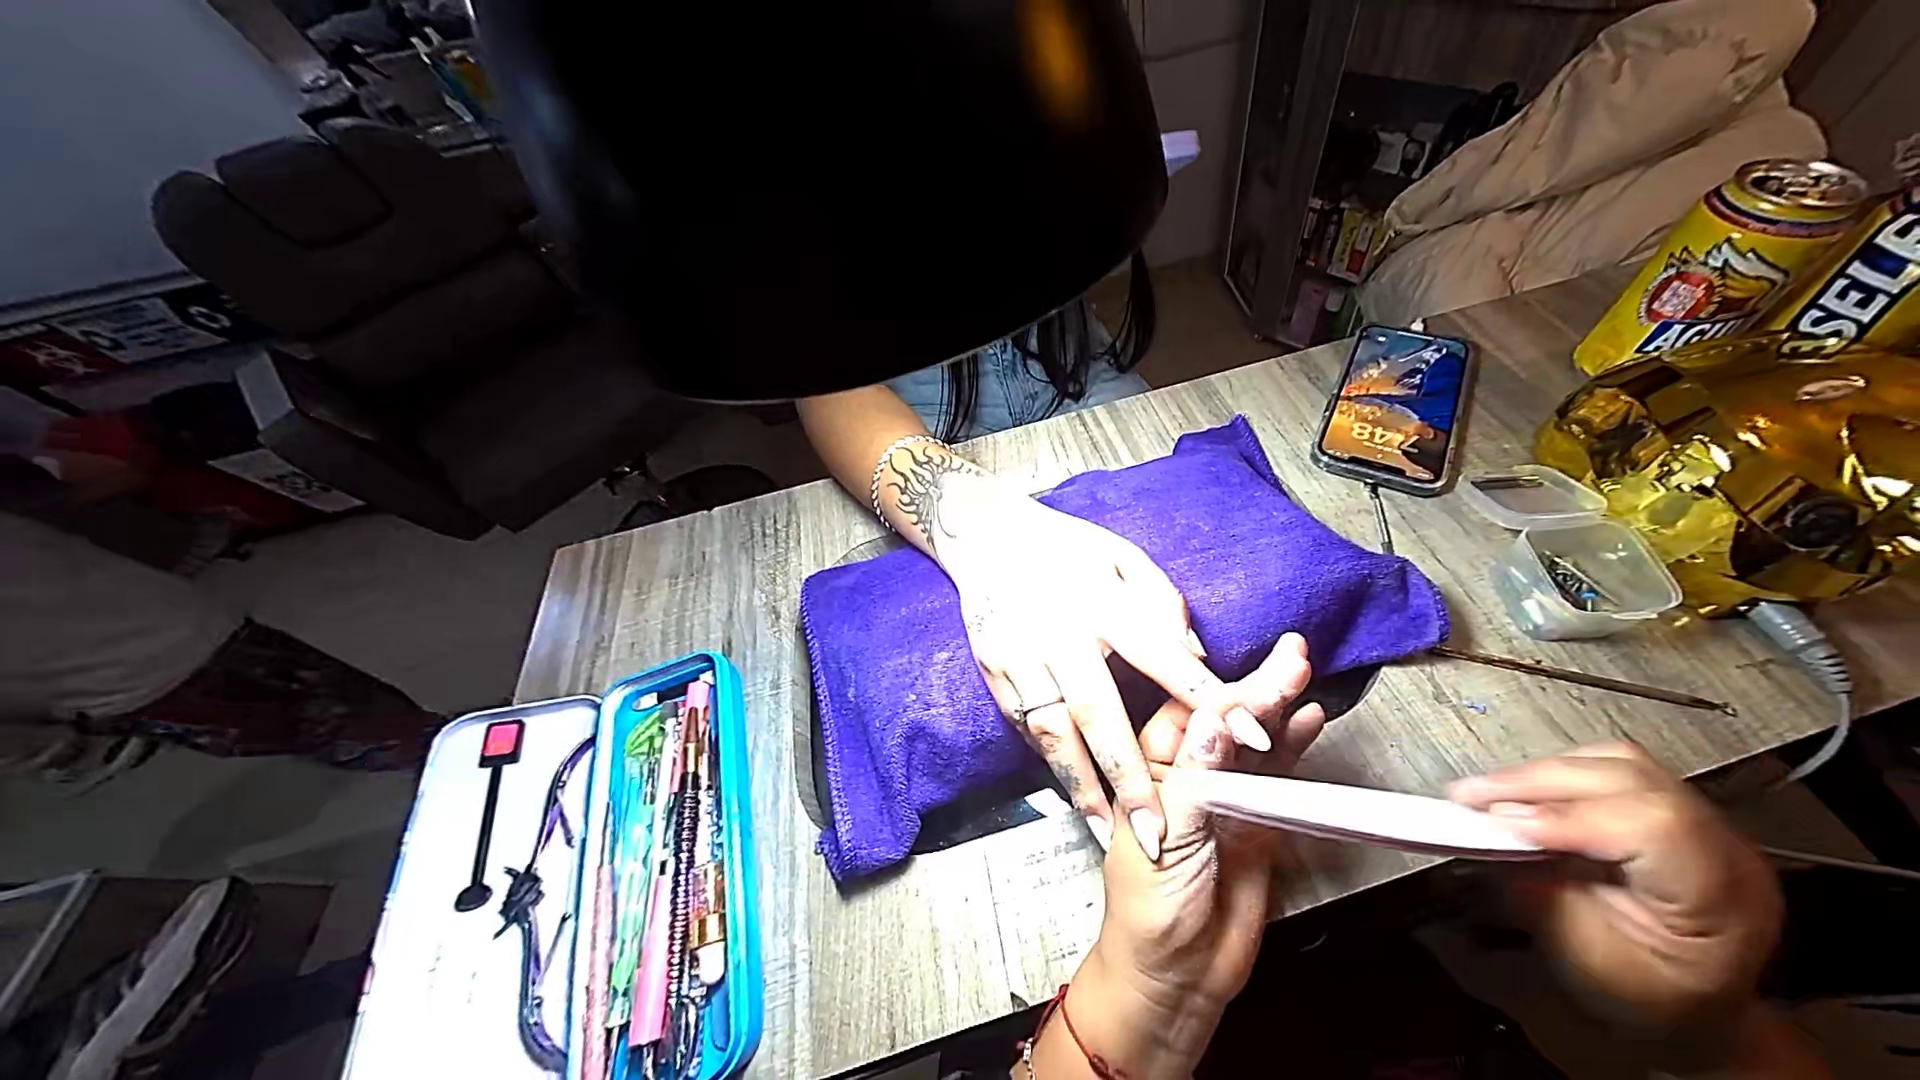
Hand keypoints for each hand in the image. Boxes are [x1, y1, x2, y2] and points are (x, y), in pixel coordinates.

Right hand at [905, 462, 1273, 858]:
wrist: (988, 536)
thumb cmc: (1065, 546)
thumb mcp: (1123, 556)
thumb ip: (1162, 603)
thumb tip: (1193, 655)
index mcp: (1102, 602)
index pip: (1165, 657)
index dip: (1208, 699)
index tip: (1250, 738)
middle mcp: (1060, 634)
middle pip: (1099, 713)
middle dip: (1130, 777)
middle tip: (1158, 833)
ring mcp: (1020, 654)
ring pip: (1052, 730)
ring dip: (1080, 784)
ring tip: (1106, 830)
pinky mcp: (993, 668)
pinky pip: (1023, 722)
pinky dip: (1048, 759)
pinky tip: (1069, 787)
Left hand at [1099, 639, 1326, 1006]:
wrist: (1177, 976)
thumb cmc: (1146, 908)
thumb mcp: (1164, 839)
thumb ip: (1193, 780)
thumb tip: (1212, 720)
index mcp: (1149, 768)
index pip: (1188, 715)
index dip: (1223, 693)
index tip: (1259, 673)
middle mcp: (1187, 773)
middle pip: (1224, 720)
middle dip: (1257, 688)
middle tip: (1293, 656)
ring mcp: (1225, 795)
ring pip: (1254, 742)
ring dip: (1279, 710)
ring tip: (1303, 674)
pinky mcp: (1256, 822)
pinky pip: (1278, 778)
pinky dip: (1295, 749)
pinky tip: (1310, 721)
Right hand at [1449, 743, 1781, 1026]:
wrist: (1685, 1006)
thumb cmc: (1642, 994)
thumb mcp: (1584, 954)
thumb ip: (1539, 884)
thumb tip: (1496, 826)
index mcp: (1719, 900)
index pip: (1652, 825)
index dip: (1565, 815)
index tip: (1498, 821)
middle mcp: (1720, 849)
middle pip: (1627, 778)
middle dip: (1535, 782)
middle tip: (1470, 796)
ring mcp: (1700, 821)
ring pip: (1613, 761)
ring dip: (1540, 772)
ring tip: (1489, 792)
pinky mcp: (1664, 806)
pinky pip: (1606, 766)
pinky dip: (1552, 773)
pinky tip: (1520, 793)